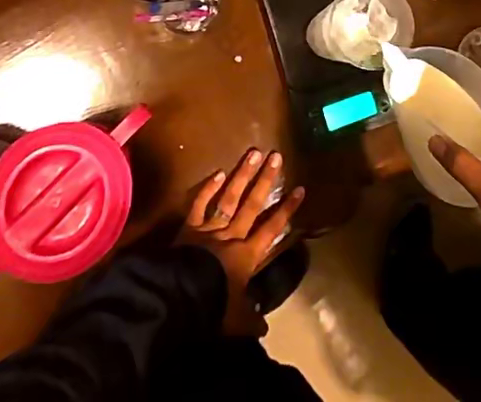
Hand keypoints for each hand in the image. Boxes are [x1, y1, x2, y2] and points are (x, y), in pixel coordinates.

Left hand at [176, 148, 304, 336]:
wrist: (179, 297)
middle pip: (252, 205)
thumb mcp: (235, 320)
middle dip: (266, 181)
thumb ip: (250, 319)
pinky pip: (199, 205)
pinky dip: (208, 189)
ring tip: (254, 152)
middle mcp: (232, 236)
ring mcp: (210, 229)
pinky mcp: (188, 228)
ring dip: (242, 175)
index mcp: (246, 256)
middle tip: (277, 156)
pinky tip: (218, 172)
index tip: (300, 189)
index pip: (272, 229)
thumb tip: (263, 327)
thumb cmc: (211, 306)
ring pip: (230, 198)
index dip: (286, 210)